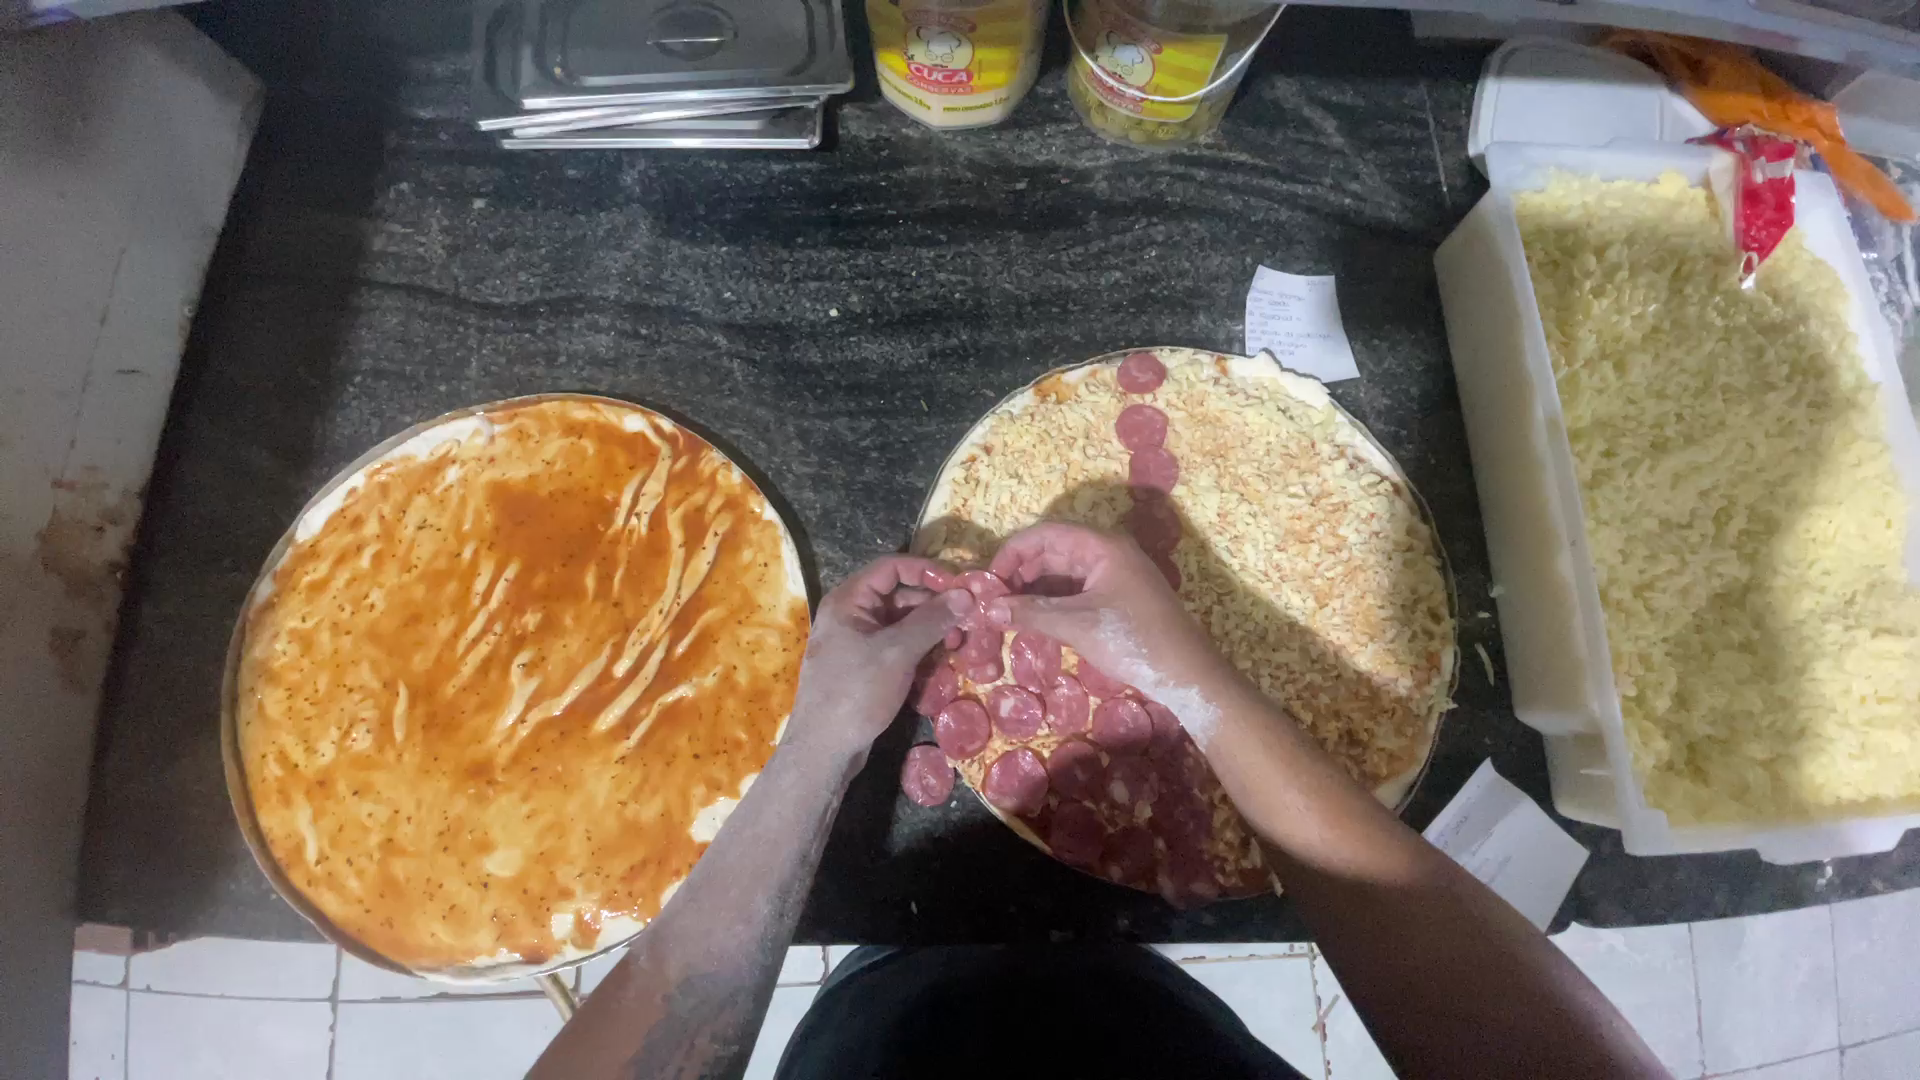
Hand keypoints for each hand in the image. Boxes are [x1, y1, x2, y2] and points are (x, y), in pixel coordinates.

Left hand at [787, 555, 969, 760]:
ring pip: (901, 622)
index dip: (927, 571)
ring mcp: (857, 642)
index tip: (959, 586)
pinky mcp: (866, 666)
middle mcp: (851, 614)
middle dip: (934, 604)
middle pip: (899, 594)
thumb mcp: (897, 652)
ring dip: (931, 629)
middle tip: (967, 619)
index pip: (892, 567)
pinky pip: (897, 645)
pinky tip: (942, 660)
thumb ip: (932, 619)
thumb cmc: (856, 693)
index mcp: (848, 600)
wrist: (824, 750)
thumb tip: (967, 594)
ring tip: (959, 643)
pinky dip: (920, 649)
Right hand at [986, 523, 1245, 708]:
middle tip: (995, 601)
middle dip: (1021, 573)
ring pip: (1062, 573)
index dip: (1013, 553)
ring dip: (1034, 590)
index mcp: (1102, 547)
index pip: (1046, 534)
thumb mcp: (1077, 625)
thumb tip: (986, 609)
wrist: (1188, 674)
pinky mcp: (1115, 598)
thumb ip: (1030, 613)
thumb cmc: (1135, 640)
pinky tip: (1033, 621)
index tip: (990, 581)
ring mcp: (1113, 576)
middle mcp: (1107, 553)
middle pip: (1052, 551)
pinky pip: (1074, 591)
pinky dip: (1052, 602)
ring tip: (1008, 613)